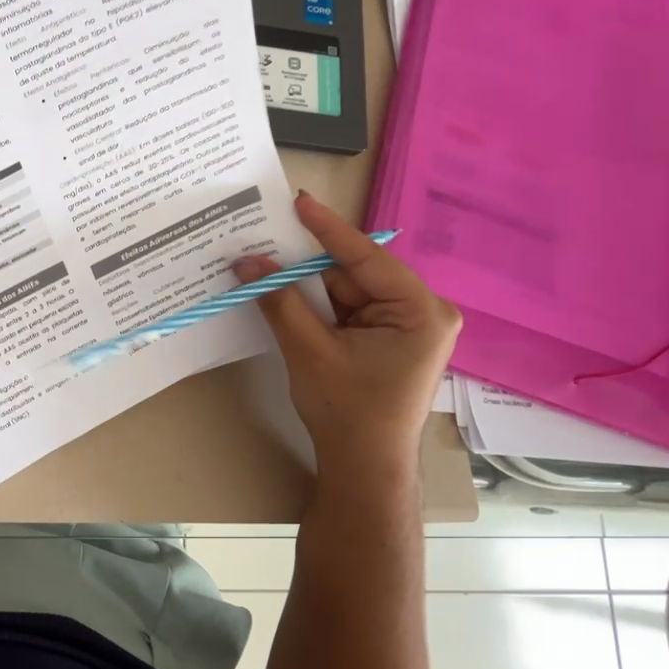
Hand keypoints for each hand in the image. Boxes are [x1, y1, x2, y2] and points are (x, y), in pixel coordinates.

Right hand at [233, 192, 460, 480]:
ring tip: (263, 269)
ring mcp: (402, 329)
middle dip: (308, 264)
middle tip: (266, 240)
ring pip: (344, 294)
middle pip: (353, 275)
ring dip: (305, 288)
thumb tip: (248, 263)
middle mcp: (420, 313)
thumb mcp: (310, 351)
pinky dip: (313, 307)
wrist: (363, 466)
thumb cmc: (347, 410)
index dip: (328, 230)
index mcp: (420, 311)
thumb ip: (280, 302)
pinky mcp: (383, 343)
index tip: (298, 201)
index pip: (367, 258)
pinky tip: (281, 298)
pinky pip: (344, 312)